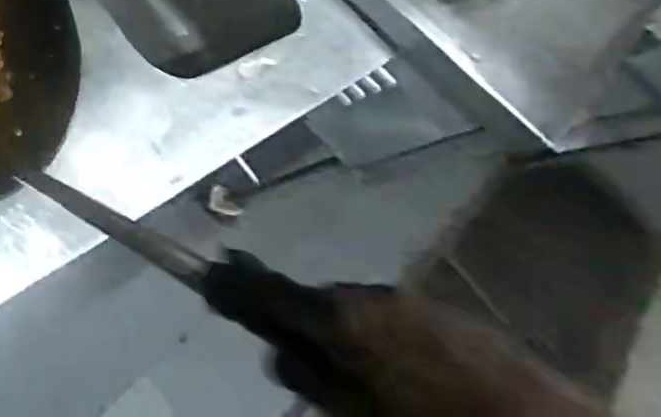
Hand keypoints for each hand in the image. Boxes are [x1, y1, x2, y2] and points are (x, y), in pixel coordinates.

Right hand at [205, 254, 602, 416]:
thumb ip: (312, 380)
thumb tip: (278, 353)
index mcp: (340, 318)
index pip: (265, 289)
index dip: (230, 284)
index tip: (203, 277)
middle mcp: (370, 295)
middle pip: (312, 301)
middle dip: (303, 327)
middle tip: (308, 368)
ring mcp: (417, 303)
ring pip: (357, 310)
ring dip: (349, 336)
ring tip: (373, 382)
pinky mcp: (457, 318)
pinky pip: (399, 320)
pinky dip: (389, 340)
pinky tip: (416, 380)